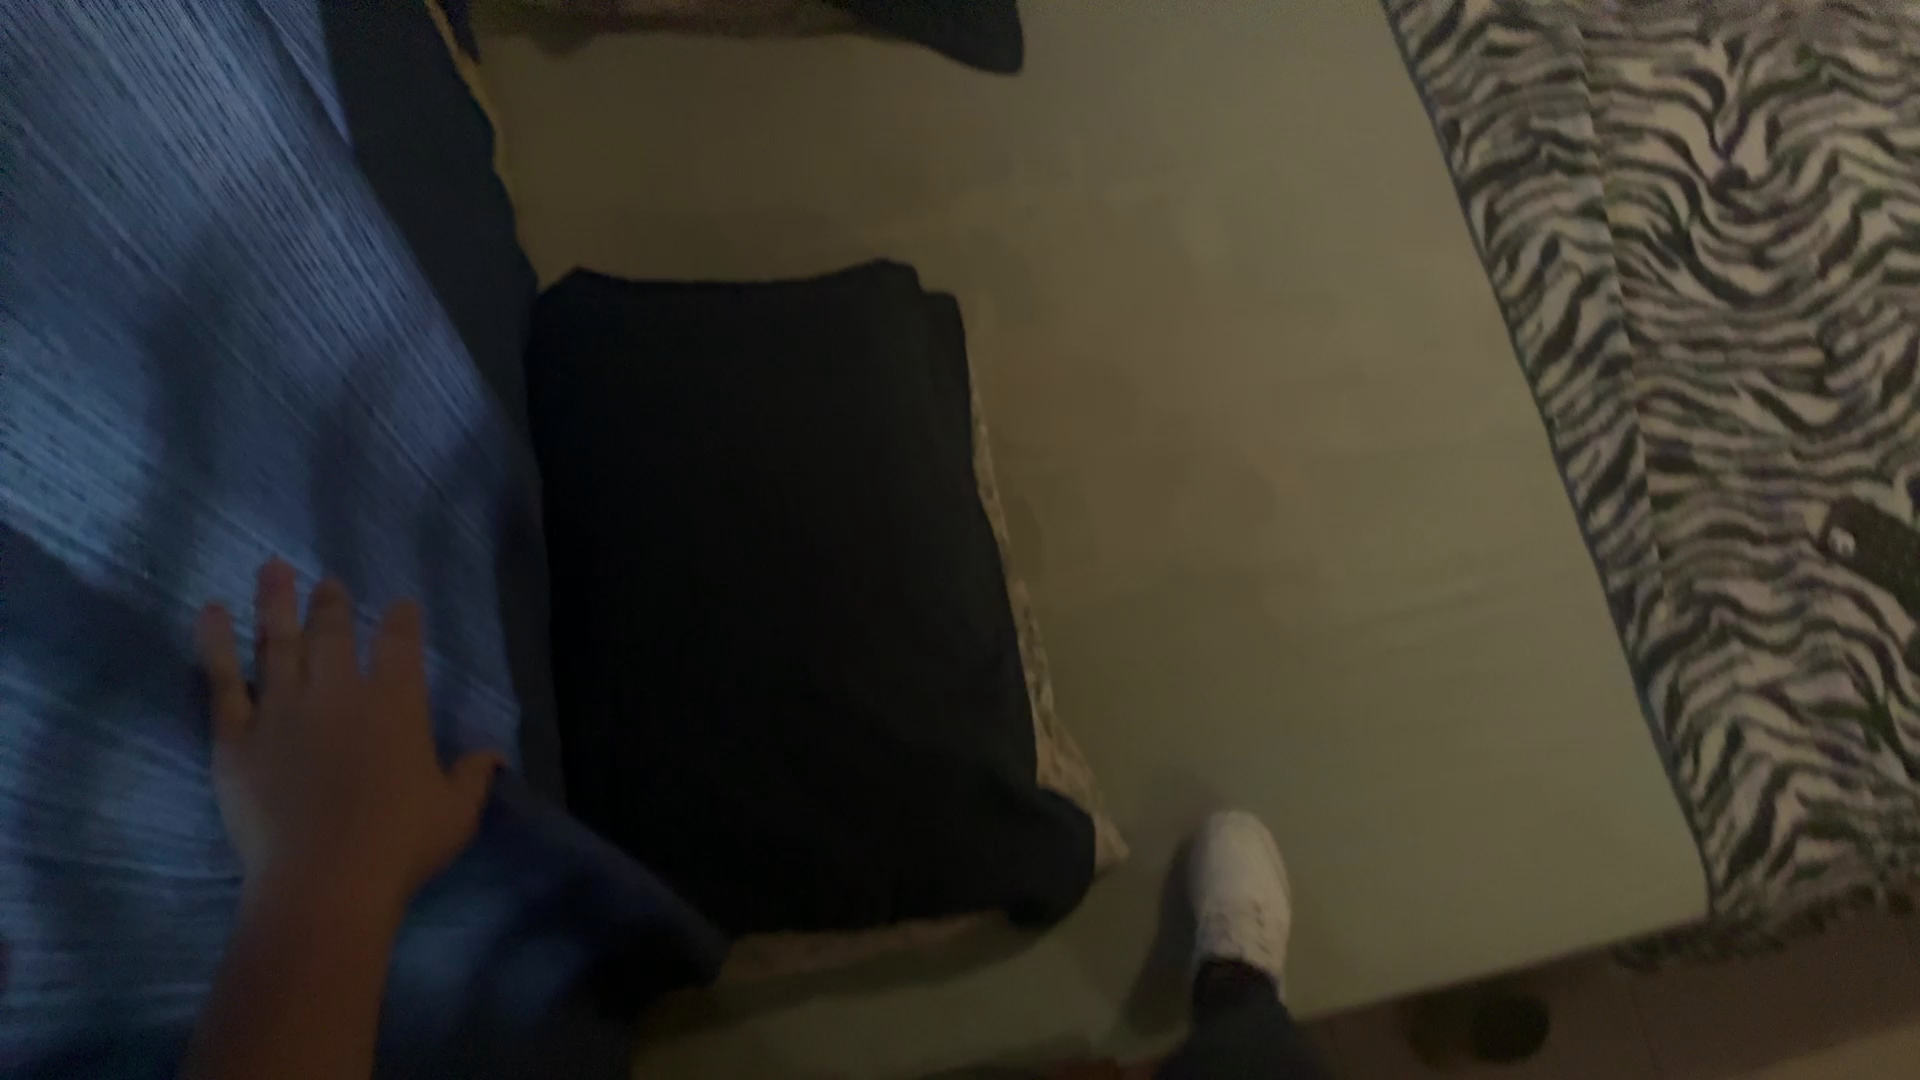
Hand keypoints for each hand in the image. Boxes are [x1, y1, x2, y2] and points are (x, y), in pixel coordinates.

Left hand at [196, 559, 503, 910]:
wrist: (325, 882)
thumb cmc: (404, 841)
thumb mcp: (458, 807)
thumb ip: (473, 773)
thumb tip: (493, 755)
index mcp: (400, 704)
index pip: (403, 646)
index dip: (403, 620)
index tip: (401, 602)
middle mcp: (343, 694)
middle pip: (337, 635)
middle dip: (336, 603)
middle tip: (331, 579)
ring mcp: (285, 712)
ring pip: (280, 644)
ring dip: (278, 603)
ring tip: (274, 567)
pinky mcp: (237, 738)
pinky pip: (223, 681)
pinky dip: (217, 643)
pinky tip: (213, 610)